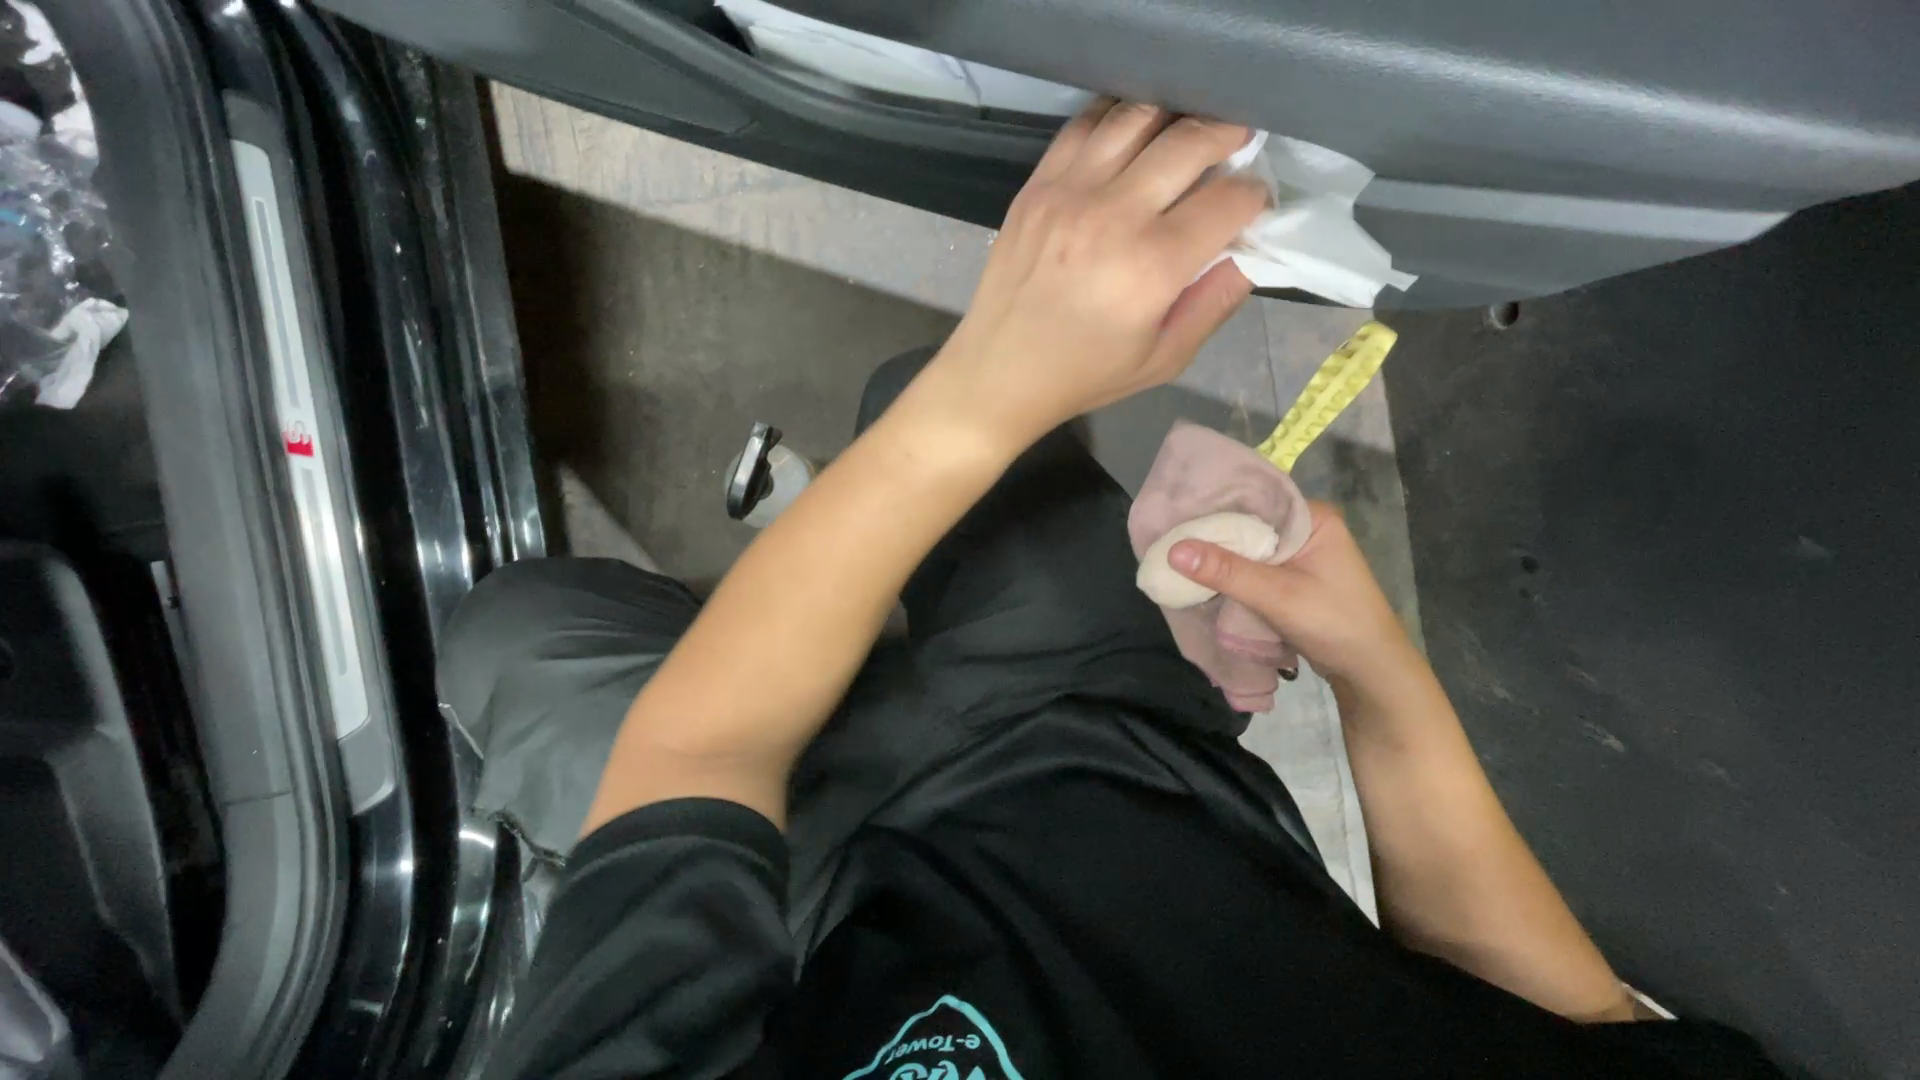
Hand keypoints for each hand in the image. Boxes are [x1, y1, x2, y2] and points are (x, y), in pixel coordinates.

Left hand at [908, 100, 1267, 451]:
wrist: (1000, 373)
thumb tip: (1251, 251)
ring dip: (1176, 116)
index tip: (1254, 202)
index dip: (1255, 195)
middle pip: (1190, 140)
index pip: (1229, 199)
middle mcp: (1113, 216)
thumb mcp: (1164, 359)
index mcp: (1152, 266)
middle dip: (1228, 135)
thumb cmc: (1085, 374)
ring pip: (1138, 116)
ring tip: (1188, 133)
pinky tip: (1133, 134)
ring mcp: (1069, 193)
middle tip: (1237, 143)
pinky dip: (1118, 117)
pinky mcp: (1037, 186)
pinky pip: (1085, 125)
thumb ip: (1215, 303)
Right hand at [1168, 501, 1412, 683]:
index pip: (1253, 499)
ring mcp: (1299, 554)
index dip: (1212, 507)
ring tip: (1173, 558)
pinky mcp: (1292, 577)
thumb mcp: (1278, 596)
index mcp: (1312, 517)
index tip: (1171, 516)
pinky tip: (1200, 578)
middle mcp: (1305, 528)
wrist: (1371, 672)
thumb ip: (1227, 571)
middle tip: (1164, 539)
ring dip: (1218, 557)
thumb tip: (1173, 550)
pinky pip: (1252, 567)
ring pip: (1247, 548)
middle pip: (1247, 524)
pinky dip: (1230, 575)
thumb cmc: (1335, 624)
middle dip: (1210, 535)